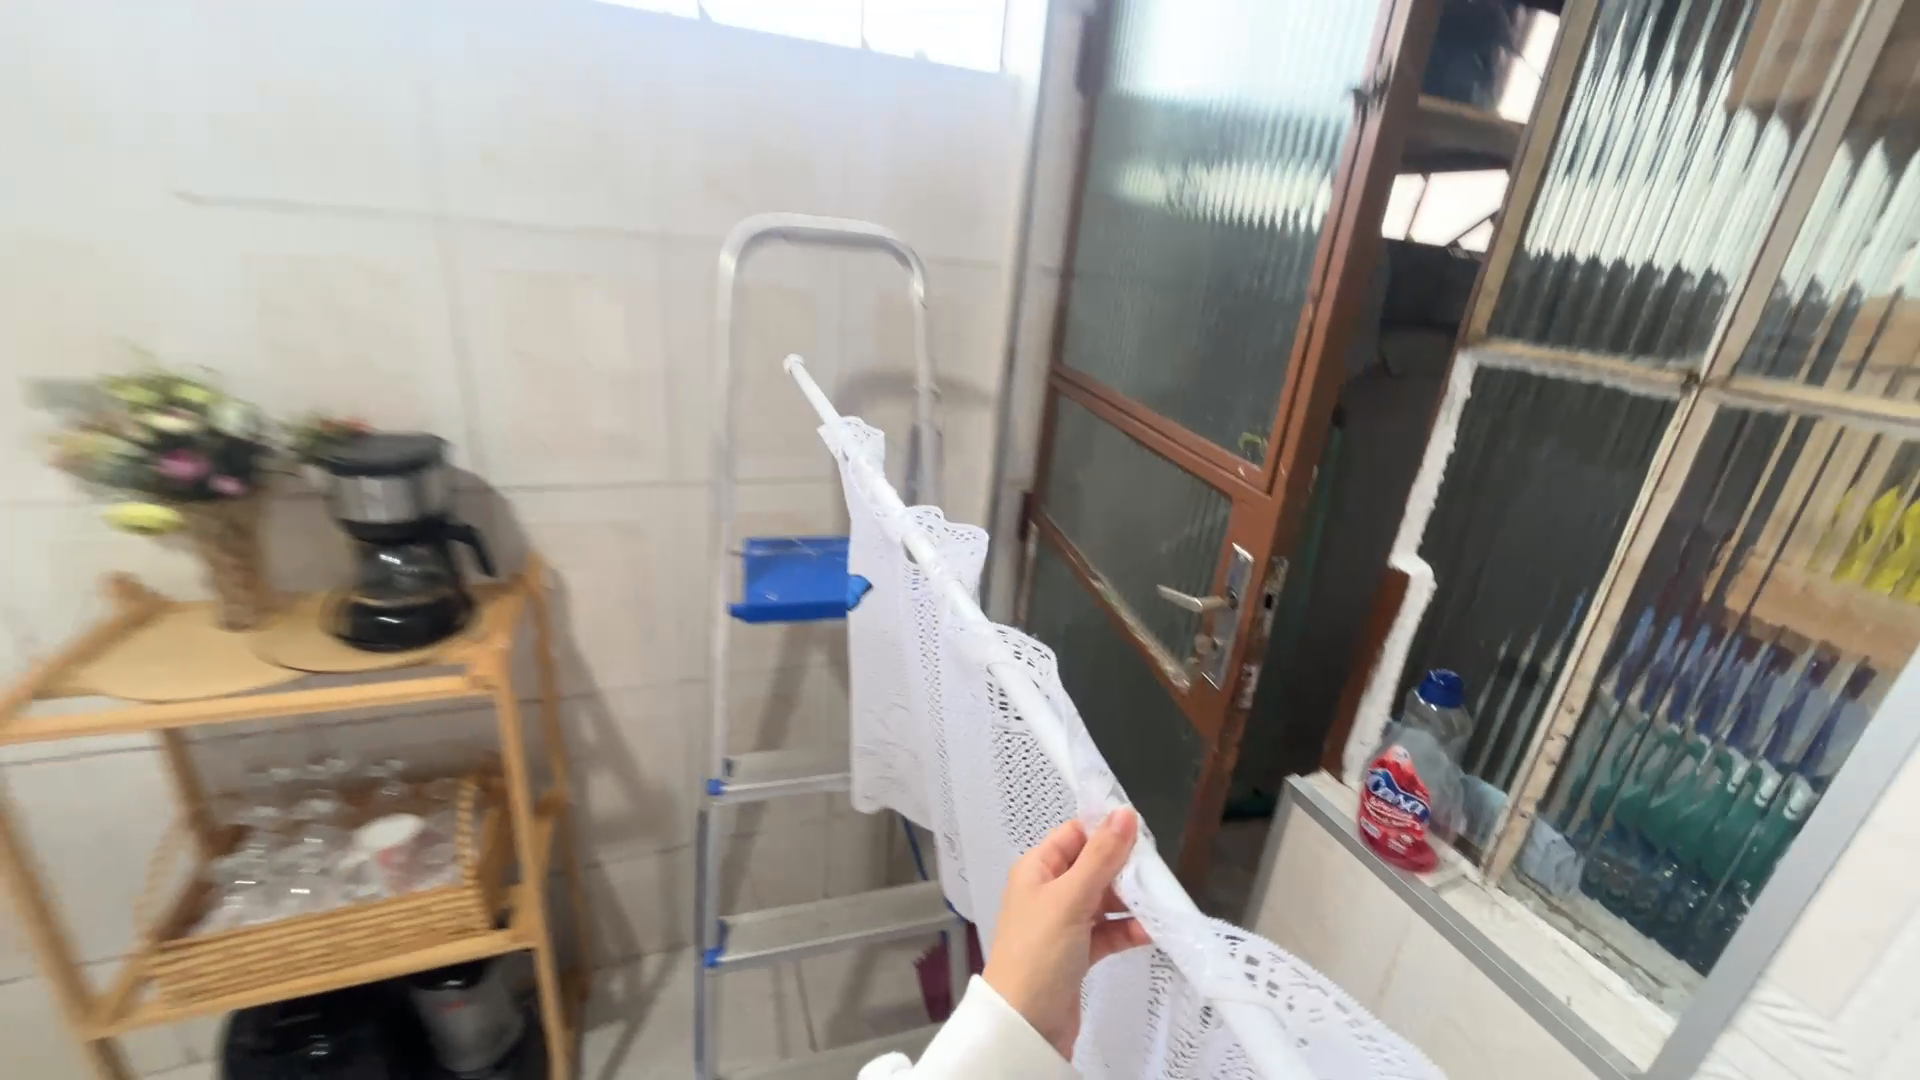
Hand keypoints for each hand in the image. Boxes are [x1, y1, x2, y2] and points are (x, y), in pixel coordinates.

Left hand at [982, 807, 1152, 1059]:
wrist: (1024, 1027)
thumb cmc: (1039, 952)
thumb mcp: (1070, 898)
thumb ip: (1101, 857)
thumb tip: (1124, 813)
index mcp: (1037, 868)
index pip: (1074, 835)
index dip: (1105, 831)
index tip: (1141, 835)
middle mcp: (1048, 890)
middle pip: (1092, 866)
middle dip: (1123, 870)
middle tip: (1155, 874)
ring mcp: (1063, 922)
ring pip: (1103, 900)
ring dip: (1130, 902)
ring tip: (1158, 904)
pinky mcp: (1076, 953)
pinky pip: (1106, 932)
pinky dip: (1126, 931)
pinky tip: (1149, 933)